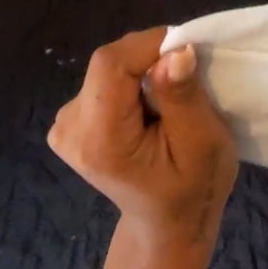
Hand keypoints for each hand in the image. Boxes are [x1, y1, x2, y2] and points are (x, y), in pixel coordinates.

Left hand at [48, 28, 238, 250]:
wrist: (169, 222)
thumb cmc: (194, 187)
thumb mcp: (202, 143)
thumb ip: (183, 97)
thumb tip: (175, 52)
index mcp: (99, 139)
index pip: (111, 64)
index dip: (151, 45)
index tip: (190, 54)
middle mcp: (69, 127)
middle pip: (109, 64)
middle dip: (152, 60)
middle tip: (189, 83)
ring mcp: (65, 124)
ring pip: (109, 68)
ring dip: (146, 71)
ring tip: (172, 102)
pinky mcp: (71, 120)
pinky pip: (105, 80)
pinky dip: (135, 82)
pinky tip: (152, 109)